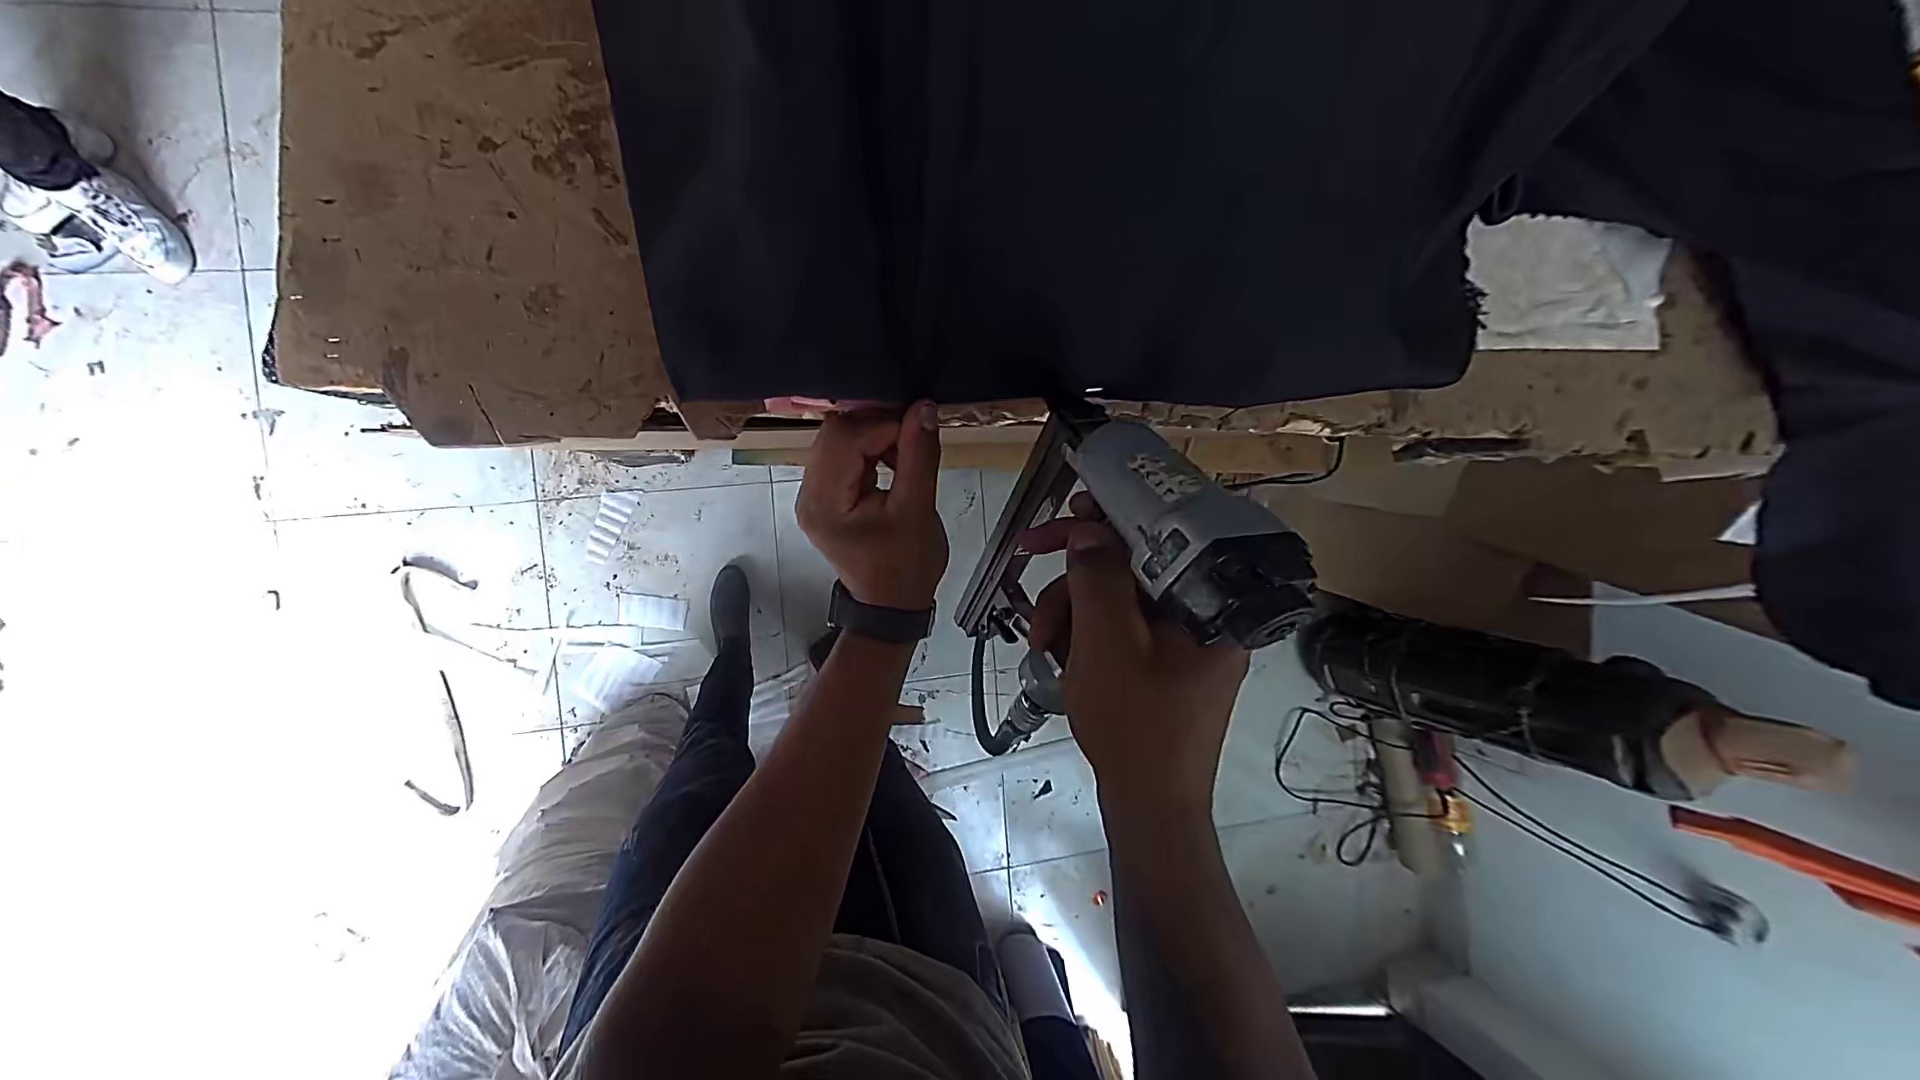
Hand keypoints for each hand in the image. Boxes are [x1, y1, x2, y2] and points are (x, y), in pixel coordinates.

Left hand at [796, 401, 948, 610]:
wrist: (891, 605)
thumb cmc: (906, 568)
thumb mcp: (918, 510)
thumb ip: (918, 455)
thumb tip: (923, 408)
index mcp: (824, 503)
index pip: (846, 436)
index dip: (885, 423)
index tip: (920, 428)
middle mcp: (808, 495)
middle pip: (836, 433)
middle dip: (878, 426)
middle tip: (914, 438)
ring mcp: (813, 495)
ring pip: (839, 439)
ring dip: (875, 436)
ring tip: (906, 454)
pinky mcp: (824, 495)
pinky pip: (842, 455)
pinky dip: (870, 450)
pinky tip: (893, 462)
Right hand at [1025, 495, 1249, 816]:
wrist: (1148, 804)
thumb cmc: (1135, 726)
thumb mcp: (1107, 645)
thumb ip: (1097, 579)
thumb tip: (1087, 530)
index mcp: (1211, 604)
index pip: (1167, 535)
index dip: (1116, 515)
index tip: (1072, 509)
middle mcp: (1204, 613)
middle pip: (1133, 565)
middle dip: (1076, 577)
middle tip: (1030, 562)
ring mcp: (1183, 638)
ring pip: (1117, 595)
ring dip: (1070, 610)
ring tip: (1043, 645)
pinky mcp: (1163, 659)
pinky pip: (1119, 625)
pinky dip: (1084, 633)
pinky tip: (1059, 655)